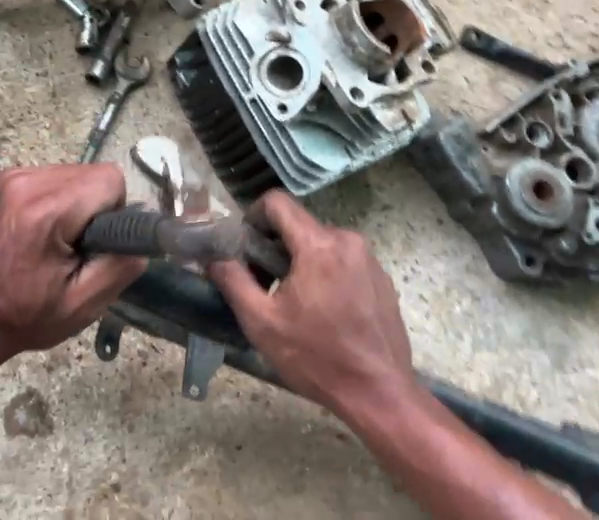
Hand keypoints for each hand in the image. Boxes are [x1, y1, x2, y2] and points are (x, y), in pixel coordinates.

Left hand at [0, 165, 146, 363]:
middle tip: (73, 252)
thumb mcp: (82, 305)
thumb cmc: (20, 318)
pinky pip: (45, 177)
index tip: (95, 247)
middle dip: (94, 210)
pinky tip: (34, 234)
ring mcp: (7, 176)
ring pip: (69, 173)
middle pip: (90, 173)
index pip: (110, 180)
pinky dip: (51, 201)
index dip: (115, 214)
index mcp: (45, 209)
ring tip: (52, 245)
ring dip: (73, 204)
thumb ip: (121, 265)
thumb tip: (142, 238)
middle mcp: (24, 181)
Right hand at [208, 191, 420, 421]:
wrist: (381, 396)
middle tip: (263, 282)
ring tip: (294, 301)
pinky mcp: (382, 280)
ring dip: (300, 260)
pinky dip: (325, 273)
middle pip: (299, 225)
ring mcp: (370, 260)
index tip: (245, 246)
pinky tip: (323, 312)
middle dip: (275, 246)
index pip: (277, 202)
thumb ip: (232, 280)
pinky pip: (343, 260)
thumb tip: (215, 257)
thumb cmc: (317, 358)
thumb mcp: (261, 323)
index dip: (253, 216)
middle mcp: (348, 241)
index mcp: (319, 245)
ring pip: (321, 243)